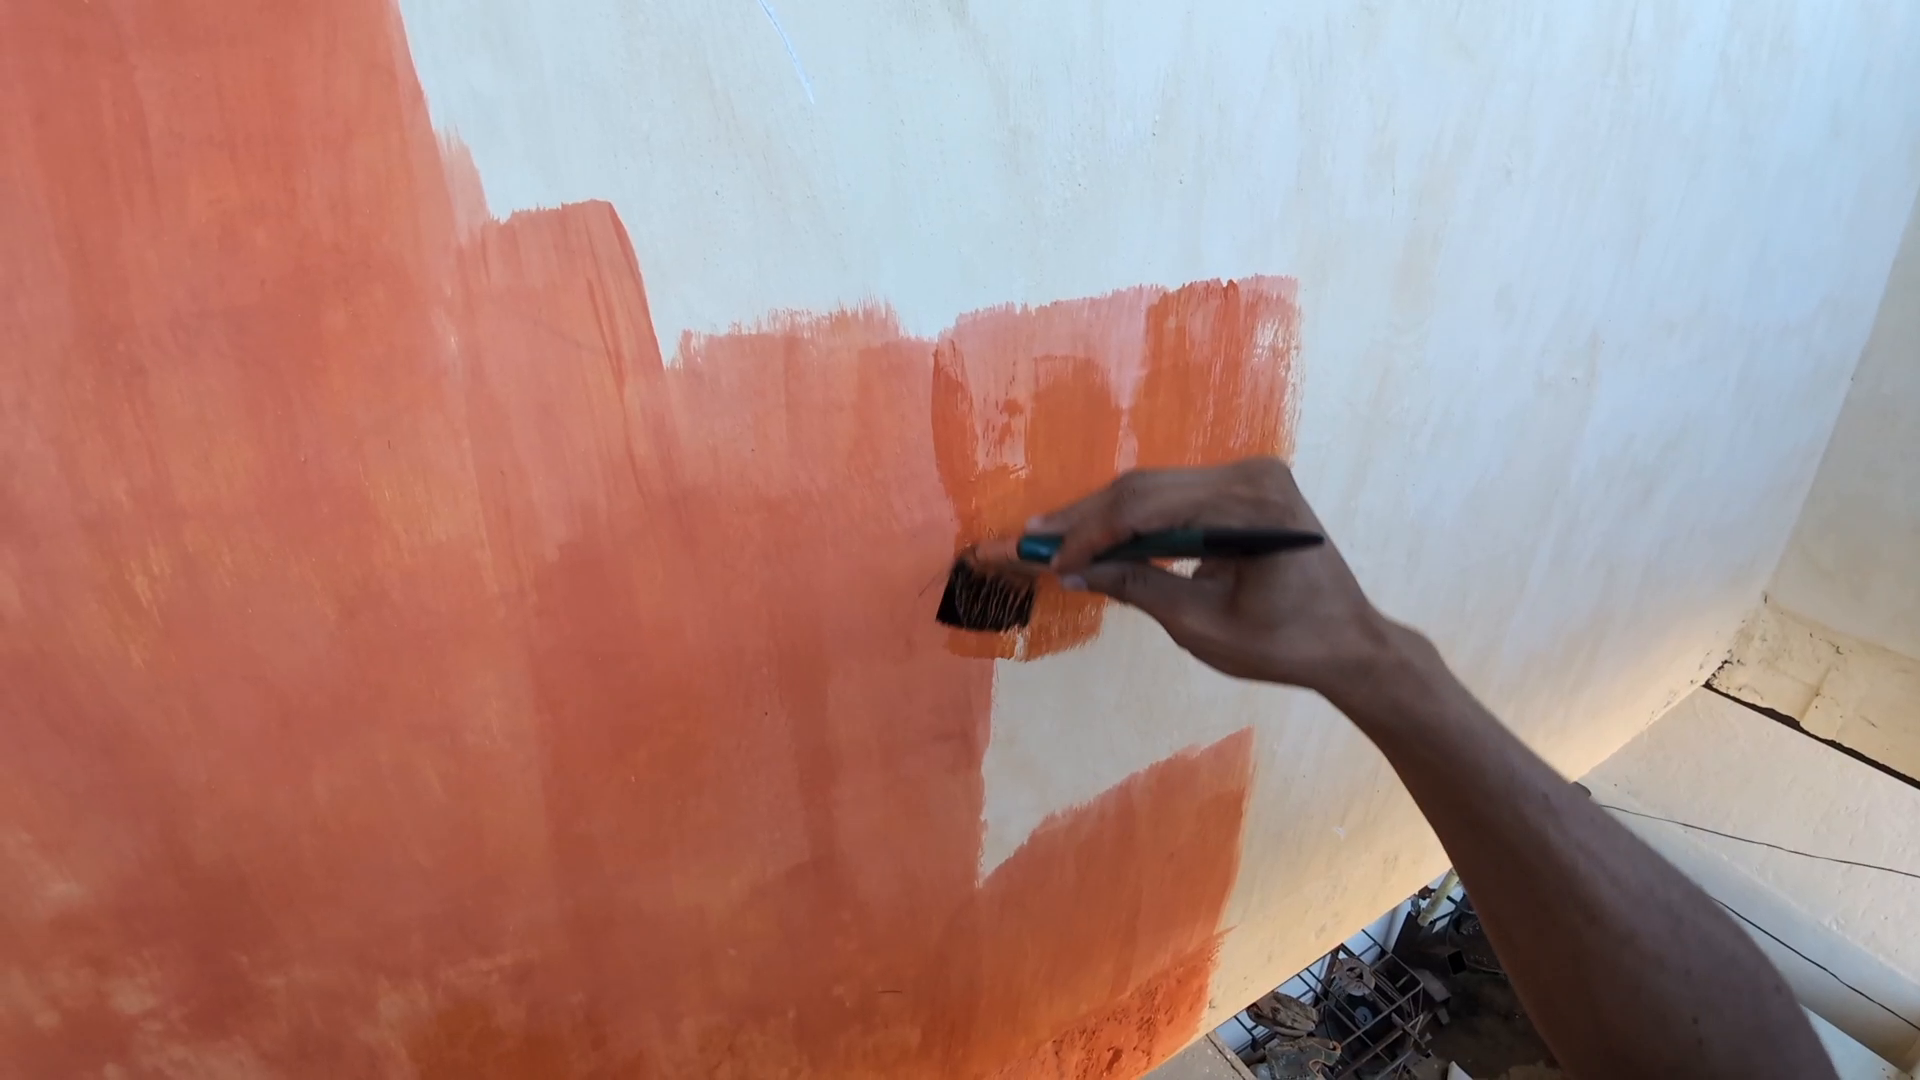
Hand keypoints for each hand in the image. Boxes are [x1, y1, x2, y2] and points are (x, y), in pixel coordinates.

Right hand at [1020, 458, 1401, 694]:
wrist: (1349, 643)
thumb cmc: (1284, 644)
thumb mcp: (1202, 625)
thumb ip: (1136, 587)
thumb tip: (1070, 571)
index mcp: (1250, 503)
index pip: (1147, 509)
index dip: (1090, 535)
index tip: (1047, 562)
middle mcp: (1247, 473)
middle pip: (1143, 489)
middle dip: (1083, 519)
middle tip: (1027, 538)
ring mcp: (1245, 475)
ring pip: (1150, 489)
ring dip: (1099, 517)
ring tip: (1047, 536)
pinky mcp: (1238, 488)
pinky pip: (1168, 498)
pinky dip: (1128, 520)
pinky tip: (1093, 533)